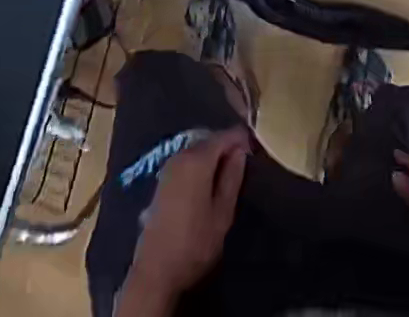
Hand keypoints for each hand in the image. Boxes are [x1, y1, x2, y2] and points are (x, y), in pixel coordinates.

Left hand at [129, 129, 251, 299]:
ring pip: (197, 151)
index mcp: (197, 161)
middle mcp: (180, 157)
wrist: (154, 273)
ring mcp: (168, 168)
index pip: (225, 136)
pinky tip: (207, 182)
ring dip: (213, 156)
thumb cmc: (194, 244)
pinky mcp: (161, 182)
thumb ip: (233, 178)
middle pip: (209, 141)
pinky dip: (200, 165)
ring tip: (229, 173)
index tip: (254, 149)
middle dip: (227, 146)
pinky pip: (187, 162)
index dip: (241, 138)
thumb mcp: (223, 213)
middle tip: (244, 162)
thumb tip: (240, 151)